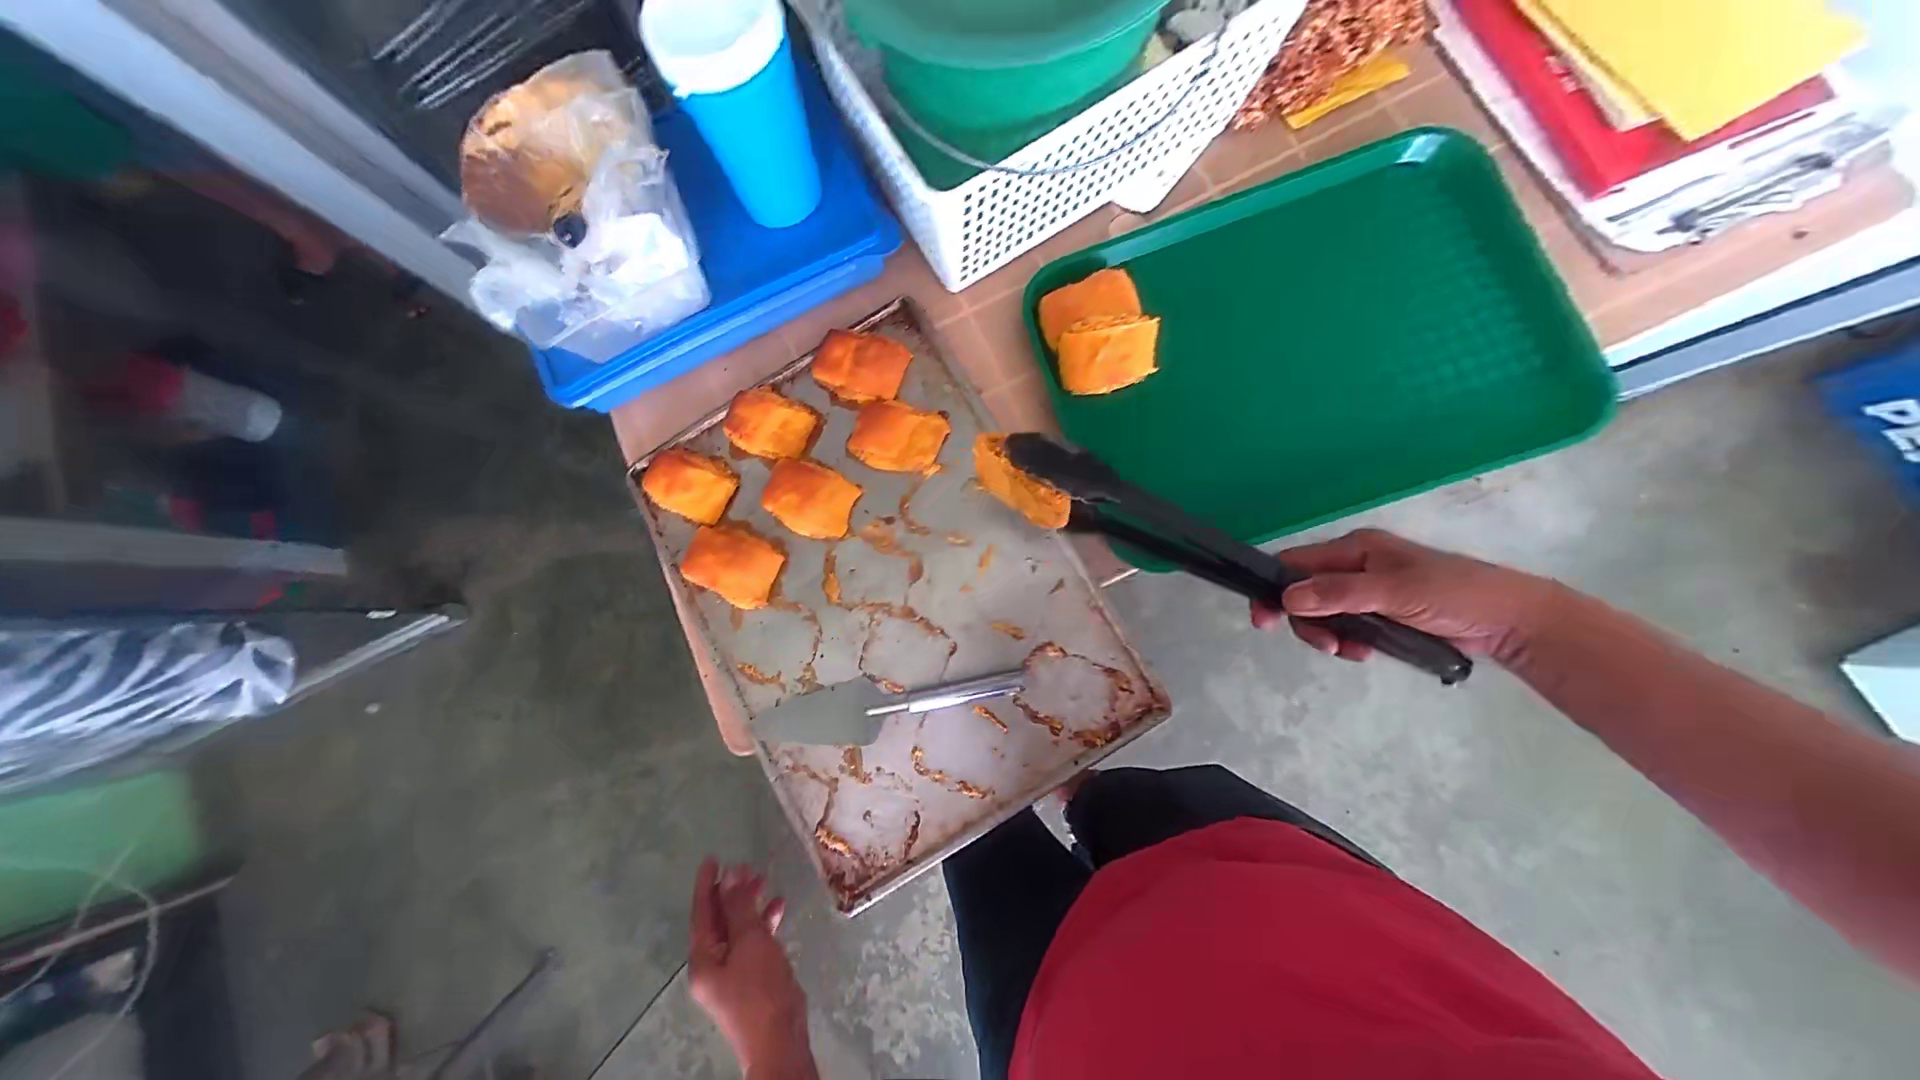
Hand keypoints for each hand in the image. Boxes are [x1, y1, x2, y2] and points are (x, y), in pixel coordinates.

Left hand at [688, 858, 810, 1077]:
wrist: (779, 1038)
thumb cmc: (760, 989)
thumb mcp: (749, 941)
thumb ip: (739, 907)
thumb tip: (731, 874)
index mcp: (703, 959)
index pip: (701, 913)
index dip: (706, 884)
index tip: (712, 858)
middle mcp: (712, 965)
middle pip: (719, 920)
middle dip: (732, 892)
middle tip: (748, 866)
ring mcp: (732, 972)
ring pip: (738, 928)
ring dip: (750, 904)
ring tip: (766, 880)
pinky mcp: (752, 977)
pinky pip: (753, 941)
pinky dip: (764, 923)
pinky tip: (780, 907)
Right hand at [1251, 528, 1560, 664]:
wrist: (1512, 622)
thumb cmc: (1454, 595)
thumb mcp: (1393, 592)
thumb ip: (1339, 594)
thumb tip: (1287, 599)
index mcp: (1355, 548)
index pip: (1295, 563)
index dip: (1273, 588)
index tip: (1264, 620)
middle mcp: (1355, 565)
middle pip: (1305, 592)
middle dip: (1308, 621)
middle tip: (1326, 646)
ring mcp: (1368, 590)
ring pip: (1323, 612)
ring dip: (1328, 634)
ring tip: (1351, 652)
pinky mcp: (1381, 613)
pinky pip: (1346, 626)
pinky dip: (1347, 641)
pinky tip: (1365, 652)